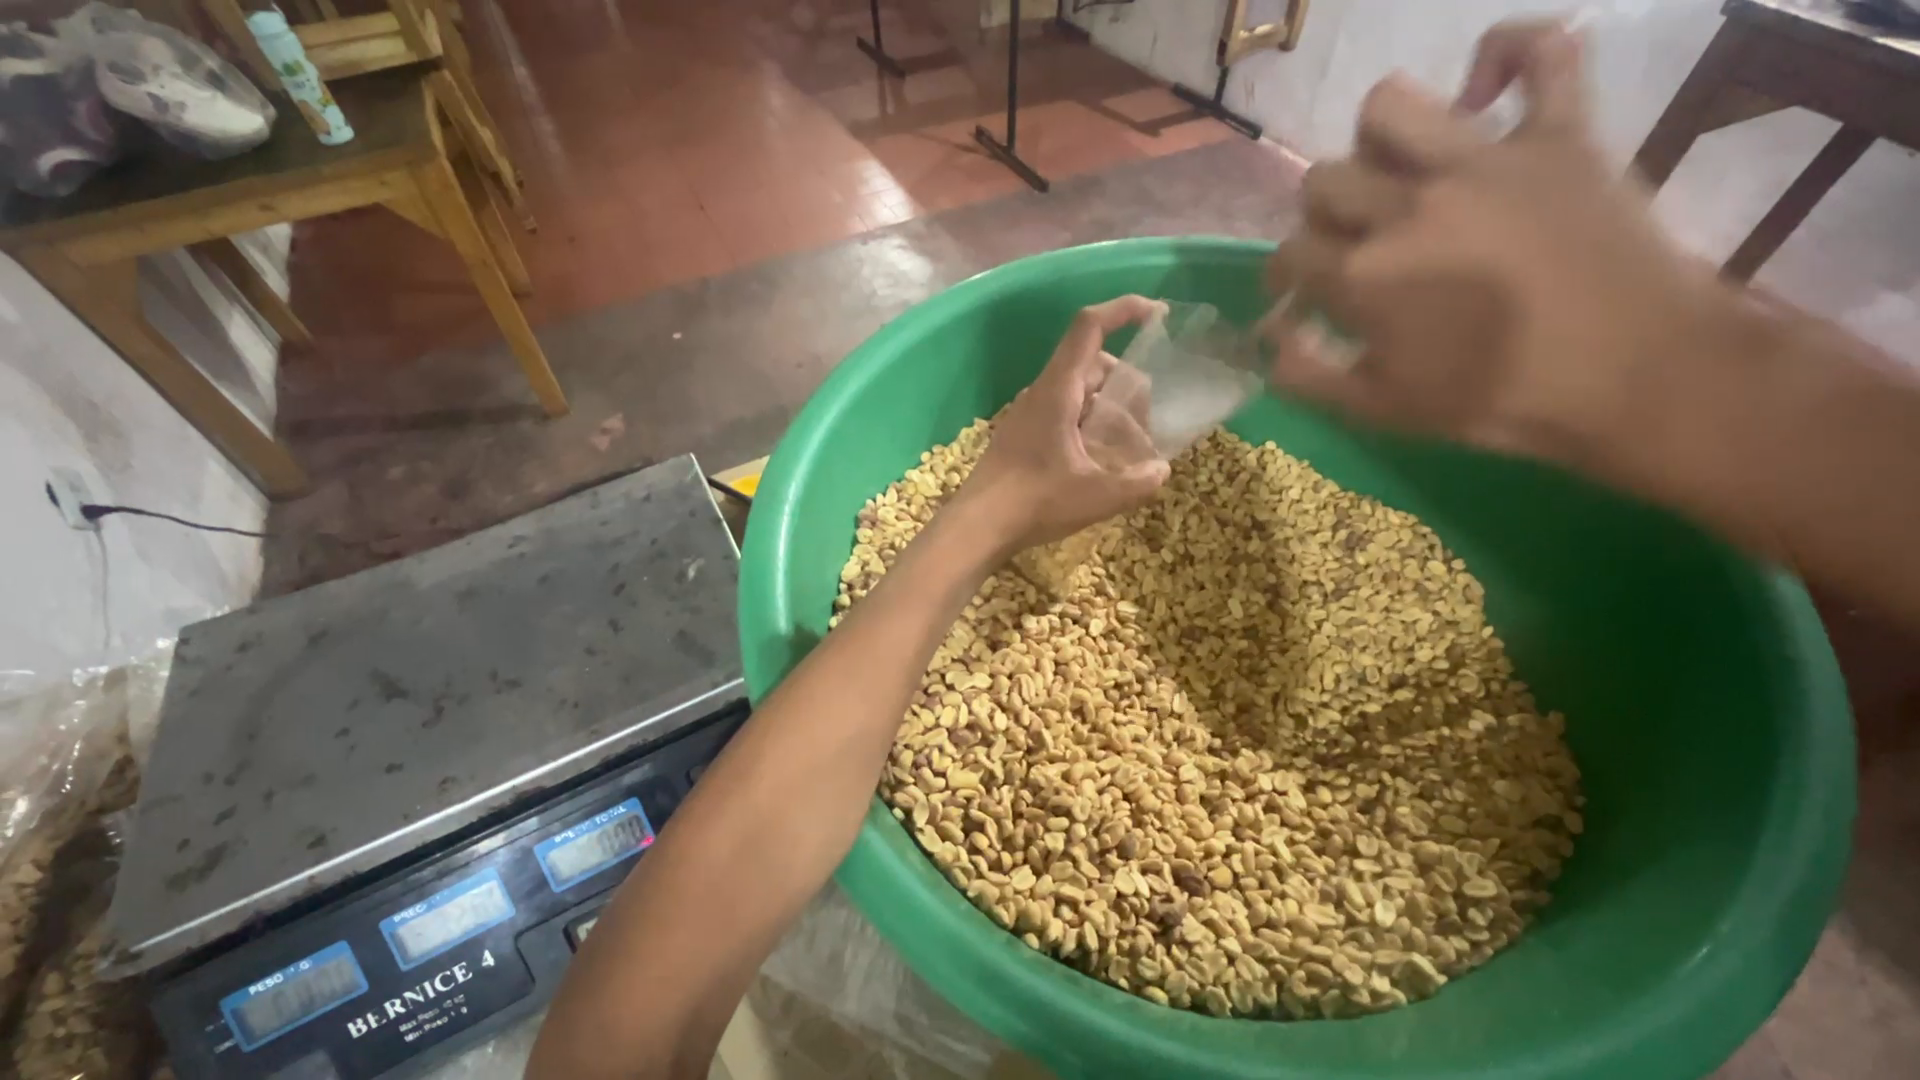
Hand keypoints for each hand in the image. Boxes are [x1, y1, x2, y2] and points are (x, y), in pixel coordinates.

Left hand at [957, 295, 1171, 553]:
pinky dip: (1089, 425)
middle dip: (1127, 384)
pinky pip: (1065, 414)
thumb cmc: (1035, 502)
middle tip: (1148, 423)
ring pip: (1079, 392)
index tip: (1159, 314)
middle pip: (1092, 364)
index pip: (1090, 327)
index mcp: (1058, 389)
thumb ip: (1138, 481)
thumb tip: (1161, 469)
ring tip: (1129, 449)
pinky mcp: (1023, 435)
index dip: (1125, 310)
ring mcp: (1029, 413)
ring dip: (1109, 409)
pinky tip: (1100, 463)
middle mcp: (1042, 392)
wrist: (978, 526)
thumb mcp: (1098, 496)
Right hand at [1264, 19, 1739, 471]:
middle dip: (1323, 218)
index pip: (1289, 255)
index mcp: (1365, 277)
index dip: (1286, 278)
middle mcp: (1409, 207)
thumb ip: (1307, 375)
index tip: (1302, 296)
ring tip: (1399, 172)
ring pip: (1390, 104)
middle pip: (1323, 180)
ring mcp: (1485, 162)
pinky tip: (1485, 87)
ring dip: (1377, 139)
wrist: (1639, 377)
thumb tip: (1267, 335)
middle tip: (1354, 245)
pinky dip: (1509, 52)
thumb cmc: (1503, 403)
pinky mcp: (1561, 135)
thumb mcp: (1383, 410)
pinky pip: (1543, 51)